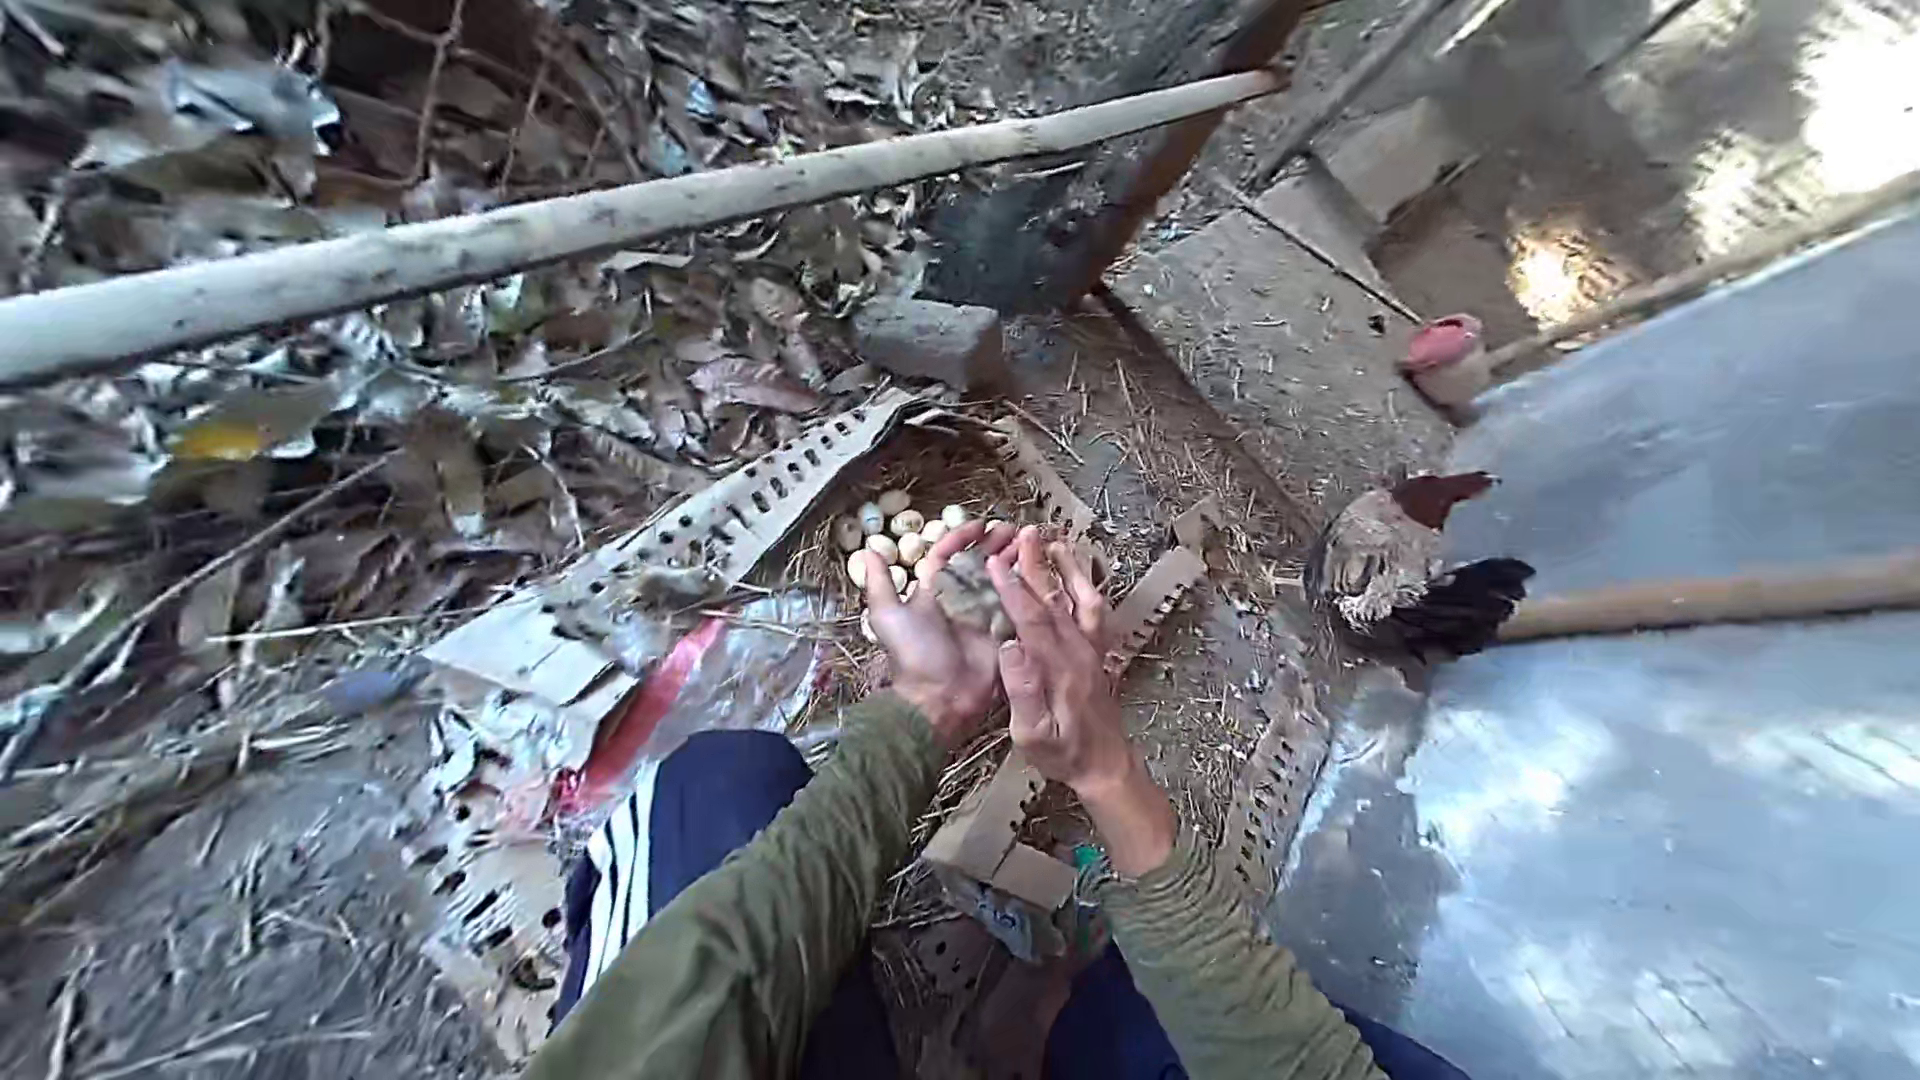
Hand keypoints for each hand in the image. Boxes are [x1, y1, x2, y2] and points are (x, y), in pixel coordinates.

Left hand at [860, 520, 1008, 748]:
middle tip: (1011, 528)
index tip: (979, 524)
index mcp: (934, 592)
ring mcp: (983, 613)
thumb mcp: (888, 615)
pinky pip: (1015, 601)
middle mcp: (959, 599)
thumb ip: (880, 583)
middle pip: (979, 562)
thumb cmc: (912, 654)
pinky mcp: (1003, 629)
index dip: (961, 538)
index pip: (948, 555)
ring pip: (1000, 578)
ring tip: (1027, 540)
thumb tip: (868, 550)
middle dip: (994, 543)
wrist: (939, 697)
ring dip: (1012, 558)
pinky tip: (1036, 567)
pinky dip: (1025, 584)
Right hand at [984, 527, 1128, 792]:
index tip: (994, 563)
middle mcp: (1076, 650)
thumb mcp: (1031, 734)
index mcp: (1056, 667)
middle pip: (1054, 598)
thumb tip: (1008, 647)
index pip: (1030, 619)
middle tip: (1022, 533)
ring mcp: (1091, 648)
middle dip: (1035, 564)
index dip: (1011, 589)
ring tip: (1051, 541)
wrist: (1105, 764)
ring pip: (1079, 598)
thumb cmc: (1062, 752)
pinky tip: (1076, 570)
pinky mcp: (1098, 651)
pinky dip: (1087, 586)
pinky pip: (1096, 612)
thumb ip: (1020, 691)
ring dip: (1065, 567)